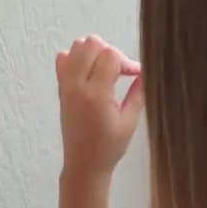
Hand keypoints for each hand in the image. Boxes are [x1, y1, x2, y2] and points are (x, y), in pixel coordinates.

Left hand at [55, 34, 143, 180]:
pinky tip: (90, 74)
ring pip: (77, 46)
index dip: (126, 61)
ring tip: (106, 71)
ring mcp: (66, 85)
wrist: (84, 164)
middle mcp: (77, 85)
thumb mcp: (130, 122)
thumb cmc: (110, 148)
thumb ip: (138, 93)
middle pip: (92, 43)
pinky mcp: (61, 88)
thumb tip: (145, 72)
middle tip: (120, 71)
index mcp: (96, 95)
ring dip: (94, 52)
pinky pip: (64, 58)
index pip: (110, 56)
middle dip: (110, 52)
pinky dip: (77, 58)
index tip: (135, 74)